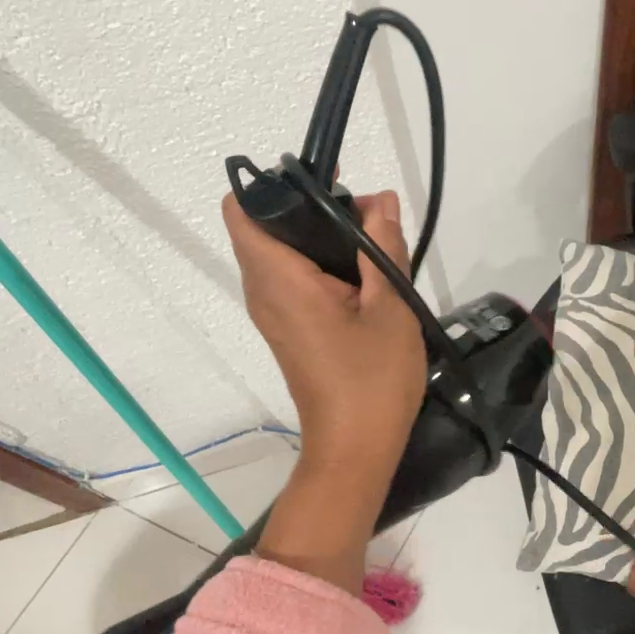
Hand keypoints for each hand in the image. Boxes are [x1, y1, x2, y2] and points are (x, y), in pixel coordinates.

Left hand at [222, 189, 424, 478]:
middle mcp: (263, 291)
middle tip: (370, 217)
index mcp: (279, 280)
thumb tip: (381, 200)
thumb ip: (384, 248)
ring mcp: (274, 314)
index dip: (278, 186)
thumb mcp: (391, 309)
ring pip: (283, 254)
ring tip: (375, 245)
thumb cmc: (373, 380)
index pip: (243, 208)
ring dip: (322, 239)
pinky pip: (294, 280)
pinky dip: (323, 266)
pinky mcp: (290, 330)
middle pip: (265, 226)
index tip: (331, 186)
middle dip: (311, 209)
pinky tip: (367, 279)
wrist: (357, 447)